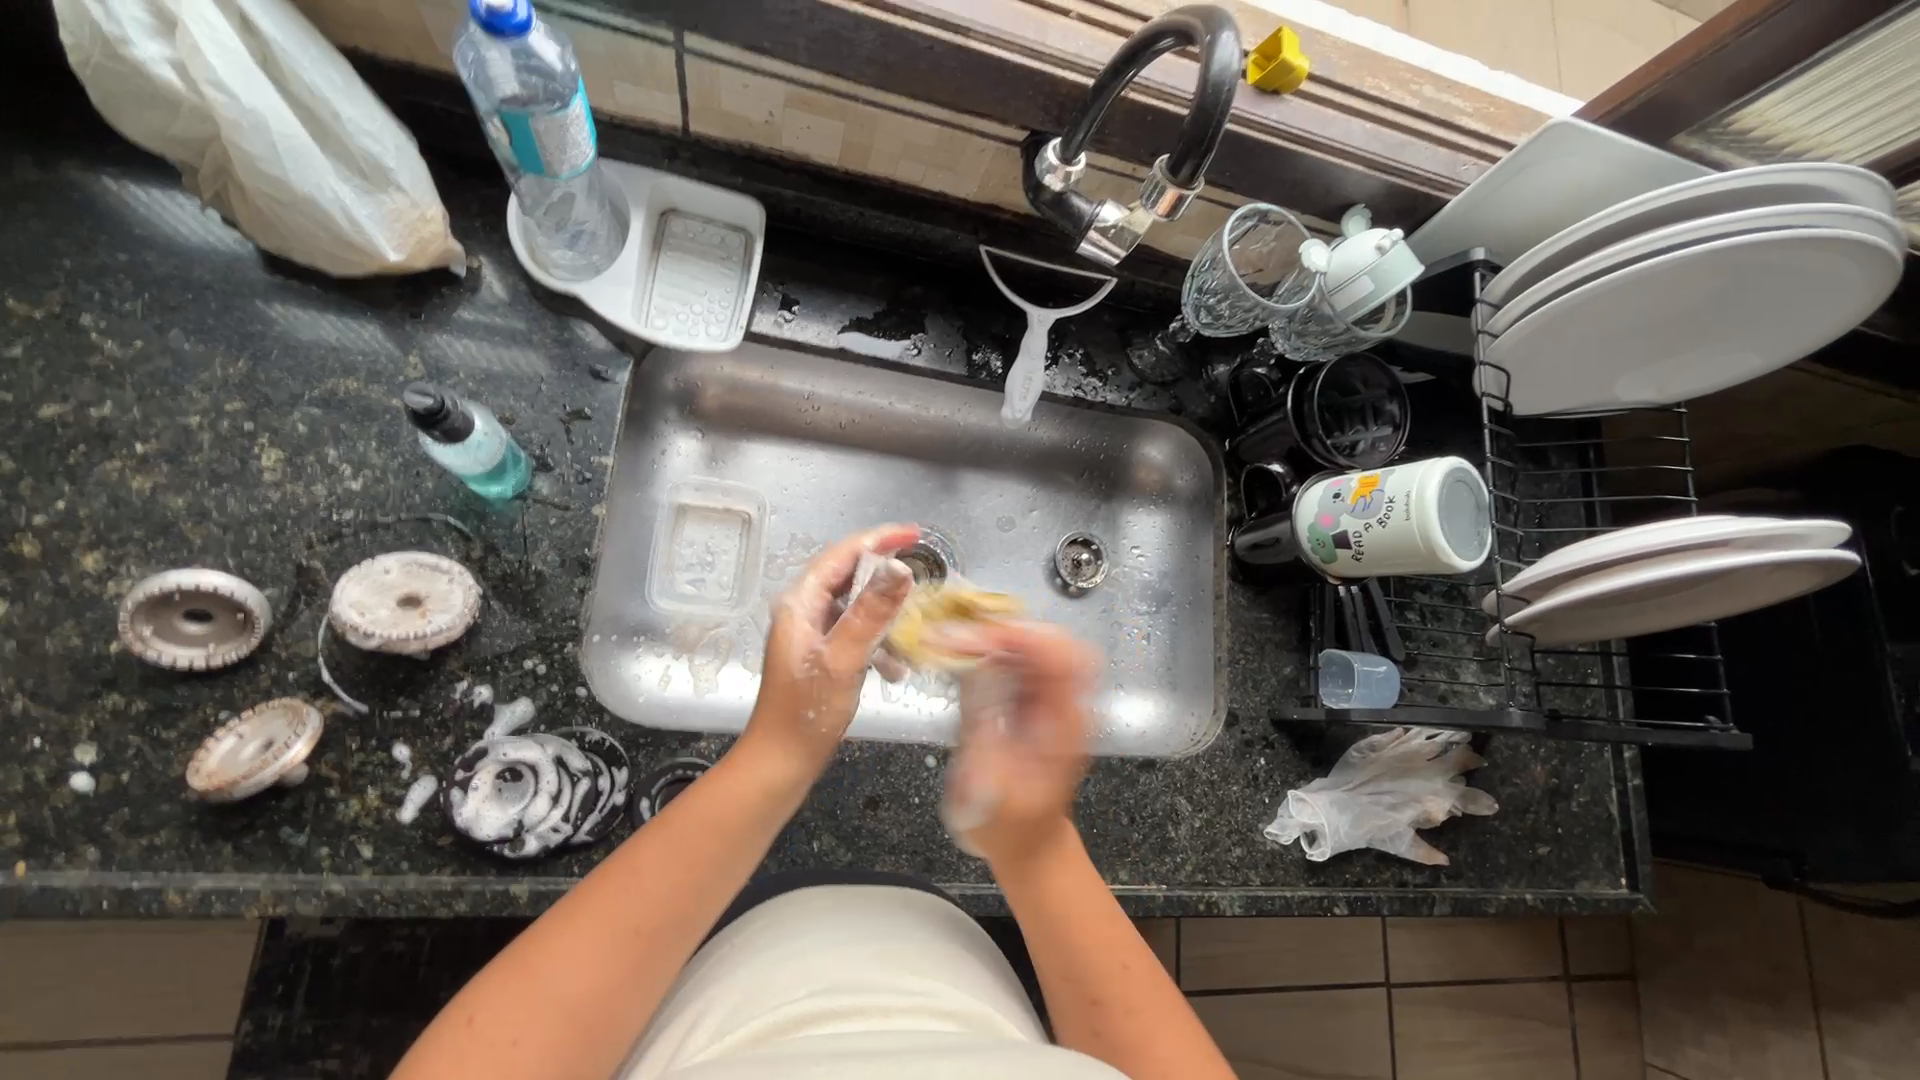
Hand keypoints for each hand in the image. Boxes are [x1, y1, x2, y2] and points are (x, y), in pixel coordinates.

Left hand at [739, 524, 919, 777]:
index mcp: (800, 603)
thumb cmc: (805, 712)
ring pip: (857, 606)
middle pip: (849, 576)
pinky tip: (896, 666)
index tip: (915, 533)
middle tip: (923, 571)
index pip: (842, 554)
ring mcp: (813, 634)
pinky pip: (858, 633)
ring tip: (914, 628)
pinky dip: (880, 643)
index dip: (879, 539)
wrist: (782, 760)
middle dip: (887, 574)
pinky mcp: (824, 655)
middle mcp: (804, 611)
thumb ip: (870, 612)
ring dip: (887, 615)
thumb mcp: (843, 658)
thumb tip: (899, 567)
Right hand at [936, 621, 1098, 871]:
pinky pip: (1014, 661)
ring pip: (1029, 646)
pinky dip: (987, 651)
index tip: (980, 639)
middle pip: (1047, 641)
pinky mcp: (1030, 701)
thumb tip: (970, 666)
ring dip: (991, 637)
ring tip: (950, 639)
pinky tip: (958, 654)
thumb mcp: (987, 782)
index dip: (1026, 637)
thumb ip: (981, 721)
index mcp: (1066, 722)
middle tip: (957, 635)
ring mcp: (1049, 700)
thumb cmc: (1011, 826)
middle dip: (1002, 630)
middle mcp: (1064, 703)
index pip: (1064, 656)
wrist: (1027, 847)